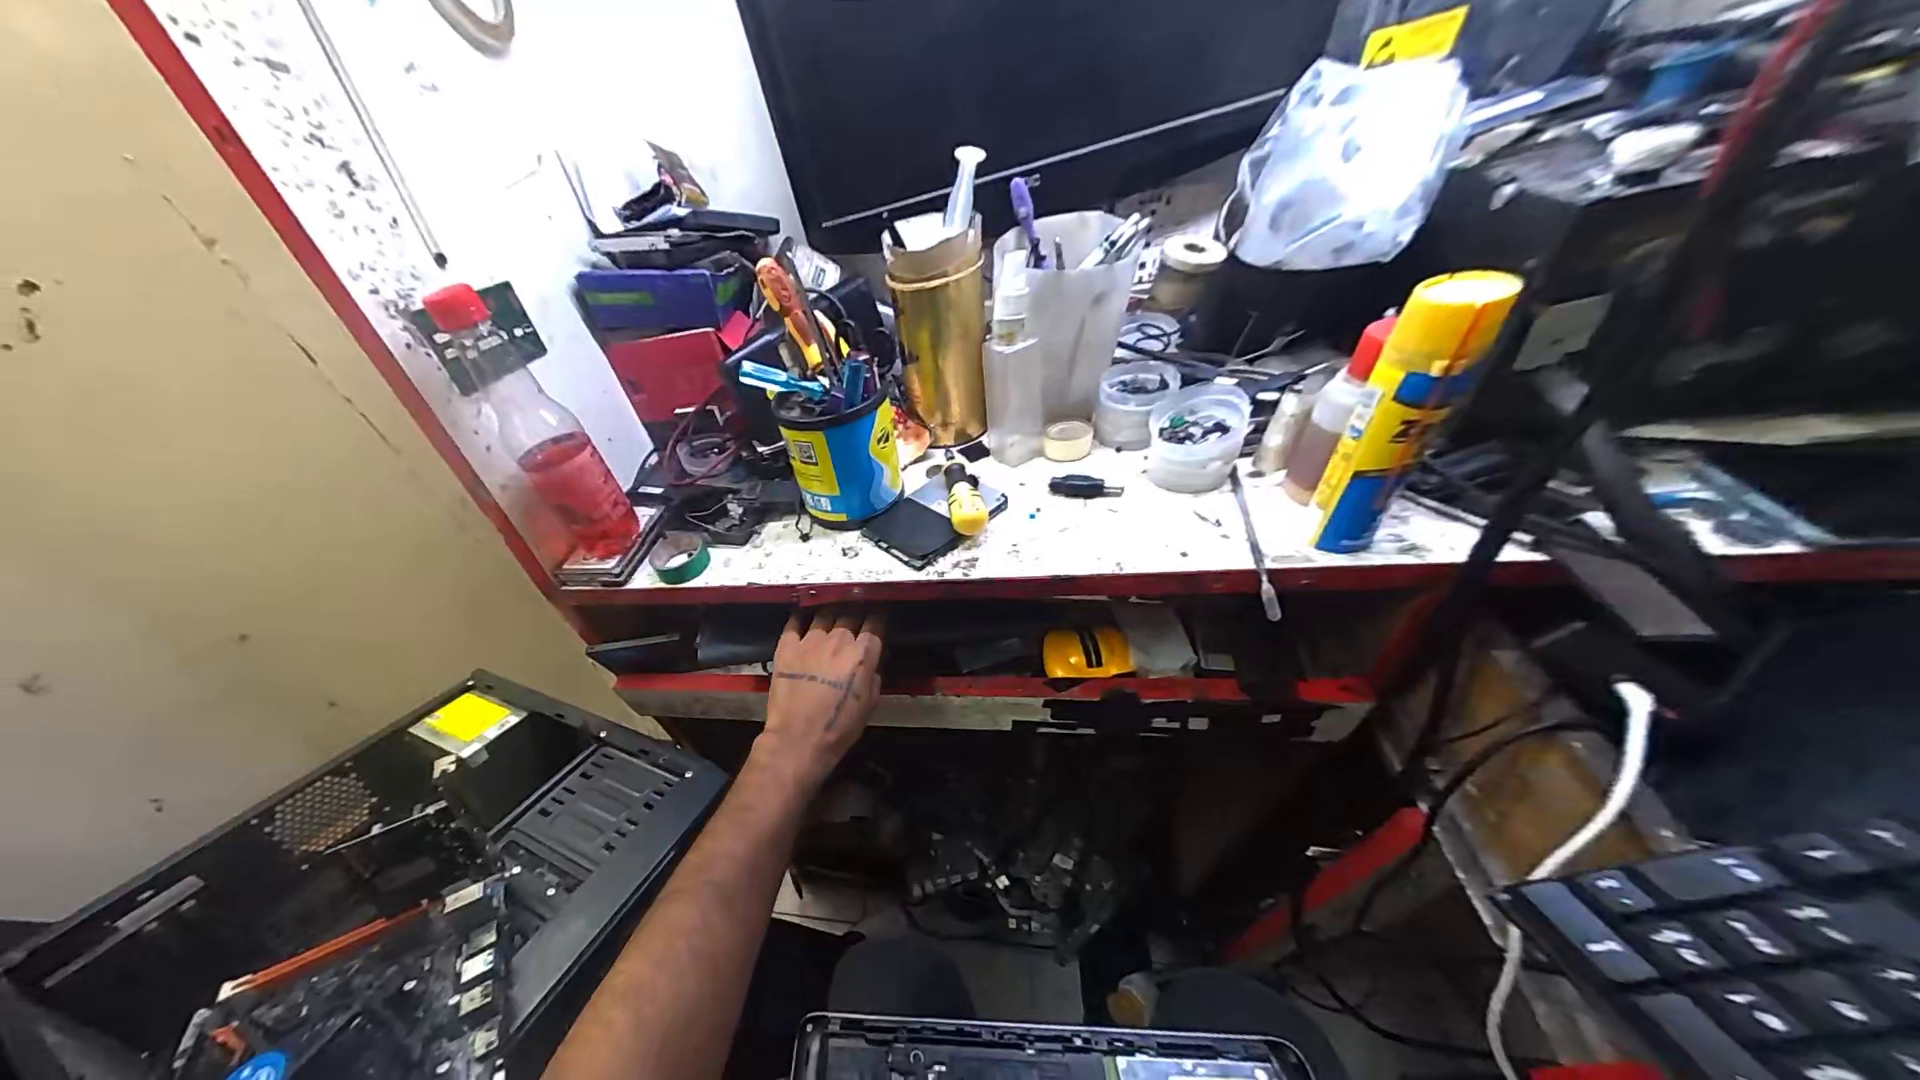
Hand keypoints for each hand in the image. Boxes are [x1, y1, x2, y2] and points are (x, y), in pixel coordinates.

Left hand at [753, 606, 885, 790]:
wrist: (798, 739)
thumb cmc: (839, 728)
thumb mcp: (870, 704)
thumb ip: (873, 676)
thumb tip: (869, 664)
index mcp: (862, 655)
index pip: (874, 625)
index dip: (876, 621)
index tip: (875, 621)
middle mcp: (838, 641)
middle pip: (849, 616)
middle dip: (854, 618)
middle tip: (853, 623)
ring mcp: (810, 641)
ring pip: (824, 616)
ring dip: (830, 618)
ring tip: (829, 621)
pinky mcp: (786, 647)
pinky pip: (794, 624)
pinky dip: (800, 621)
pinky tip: (802, 621)